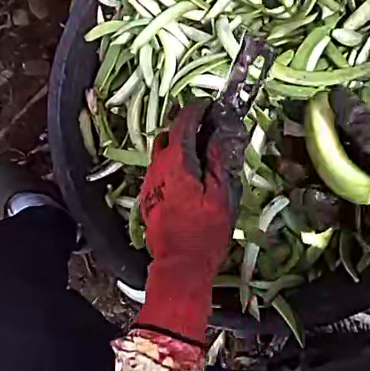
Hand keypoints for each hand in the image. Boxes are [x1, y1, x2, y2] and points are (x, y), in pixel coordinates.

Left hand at [137, 104, 243, 339]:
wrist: (179, 265)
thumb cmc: (204, 233)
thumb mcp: (221, 196)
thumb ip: (219, 161)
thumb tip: (221, 133)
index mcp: (177, 164)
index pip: (183, 123)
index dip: (197, 109)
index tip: (210, 105)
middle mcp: (157, 168)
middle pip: (169, 134)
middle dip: (187, 124)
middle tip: (208, 124)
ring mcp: (149, 182)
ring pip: (161, 151)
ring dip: (179, 143)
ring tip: (201, 146)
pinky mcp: (148, 196)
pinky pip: (159, 168)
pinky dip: (173, 161)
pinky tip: (189, 171)